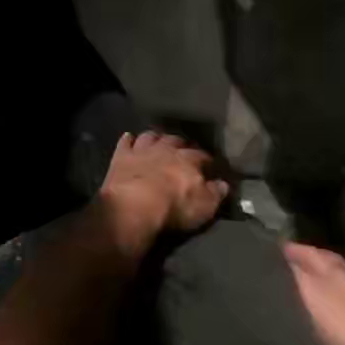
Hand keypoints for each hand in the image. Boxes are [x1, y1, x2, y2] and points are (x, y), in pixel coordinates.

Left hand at [96, 132, 228, 253]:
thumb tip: (223, 184)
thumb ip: (215, 193)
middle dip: (179, 143)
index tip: (209, 164)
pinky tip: (129, 137)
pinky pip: (125, 142)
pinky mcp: (121, 156)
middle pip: (174, 141)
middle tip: (181, 149)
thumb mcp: (204, 207)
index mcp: (188, 160)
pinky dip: (128, 139)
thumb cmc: (174, 207)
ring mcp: (141, 151)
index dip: (206, 159)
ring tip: (158, 141)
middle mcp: (165, 149)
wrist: (134, 205)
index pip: (201, 155)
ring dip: (155, 138)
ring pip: (150, 137)